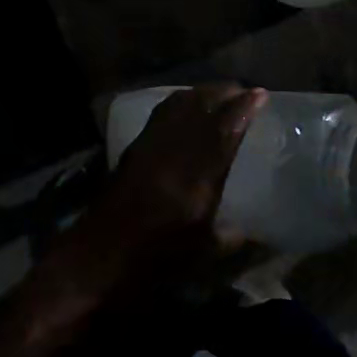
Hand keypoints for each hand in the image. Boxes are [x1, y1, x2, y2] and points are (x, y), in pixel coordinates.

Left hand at [78, 85, 265, 278]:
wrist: (95, 263)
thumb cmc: (152, 265)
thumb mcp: (200, 257)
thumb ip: (230, 238)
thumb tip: (251, 231)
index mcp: (196, 178)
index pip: (224, 129)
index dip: (244, 108)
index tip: (261, 94)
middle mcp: (173, 153)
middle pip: (201, 107)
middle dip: (224, 92)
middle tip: (244, 91)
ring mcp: (149, 146)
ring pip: (178, 105)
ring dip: (201, 93)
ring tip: (219, 94)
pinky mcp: (132, 149)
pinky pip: (161, 114)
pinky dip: (179, 103)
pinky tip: (186, 107)